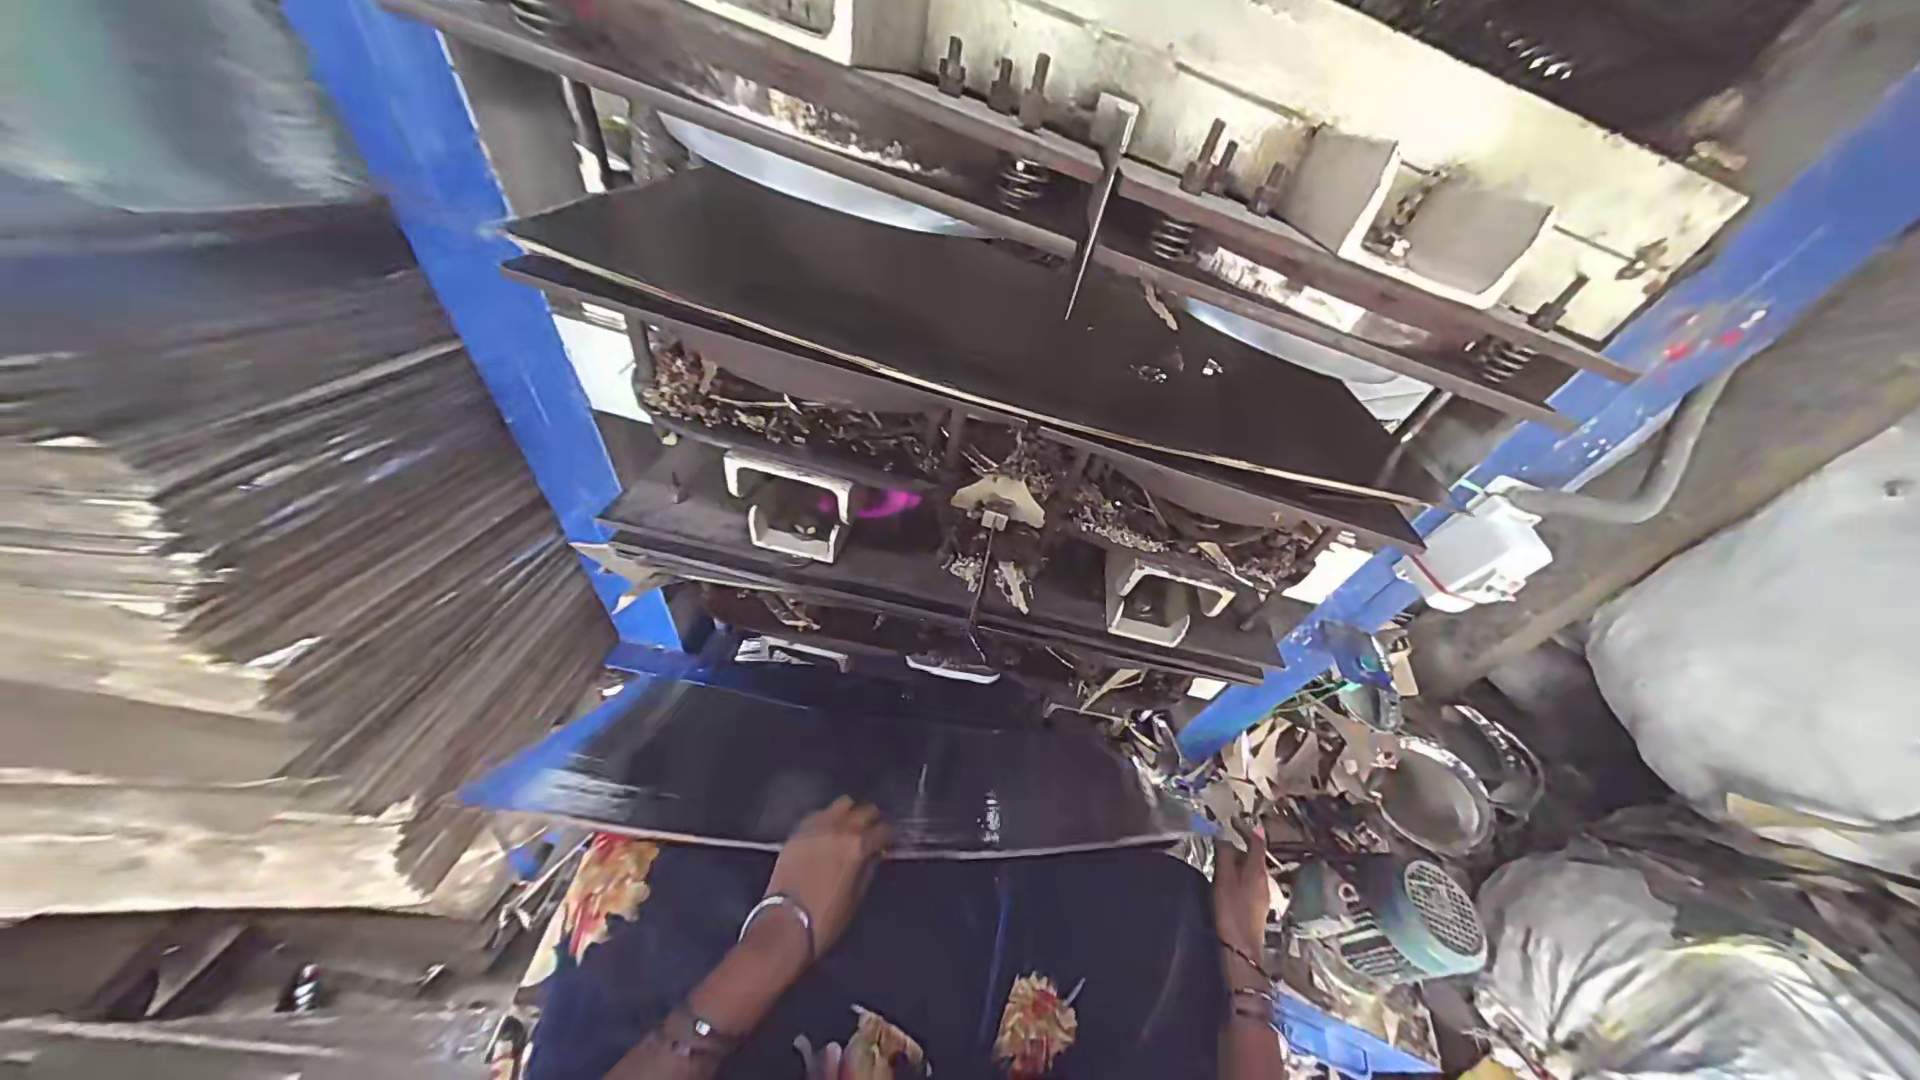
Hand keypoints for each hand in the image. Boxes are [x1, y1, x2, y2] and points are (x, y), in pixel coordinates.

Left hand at [765, 797, 891, 957]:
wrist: (784, 925)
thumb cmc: (825, 919)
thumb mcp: (856, 897)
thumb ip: (868, 869)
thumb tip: (874, 855)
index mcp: (857, 846)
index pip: (883, 830)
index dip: (888, 837)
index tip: (887, 843)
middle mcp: (839, 828)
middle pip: (865, 810)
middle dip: (872, 821)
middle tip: (871, 834)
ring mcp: (817, 826)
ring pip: (842, 804)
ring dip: (850, 813)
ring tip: (848, 829)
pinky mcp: (798, 831)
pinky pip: (819, 814)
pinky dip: (828, 819)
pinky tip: (826, 834)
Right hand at [1212, 829, 1269, 956]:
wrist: (1241, 949)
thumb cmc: (1231, 910)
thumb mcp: (1223, 879)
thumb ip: (1224, 856)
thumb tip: (1224, 838)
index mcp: (1257, 870)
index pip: (1256, 843)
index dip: (1245, 829)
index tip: (1232, 821)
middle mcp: (1264, 880)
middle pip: (1254, 856)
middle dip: (1238, 846)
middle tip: (1218, 842)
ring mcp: (1262, 894)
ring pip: (1250, 869)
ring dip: (1237, 861)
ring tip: (1219, 860)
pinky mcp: (1257, 905)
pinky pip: (1248, 880)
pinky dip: (1238, 873)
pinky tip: (1225, 880)